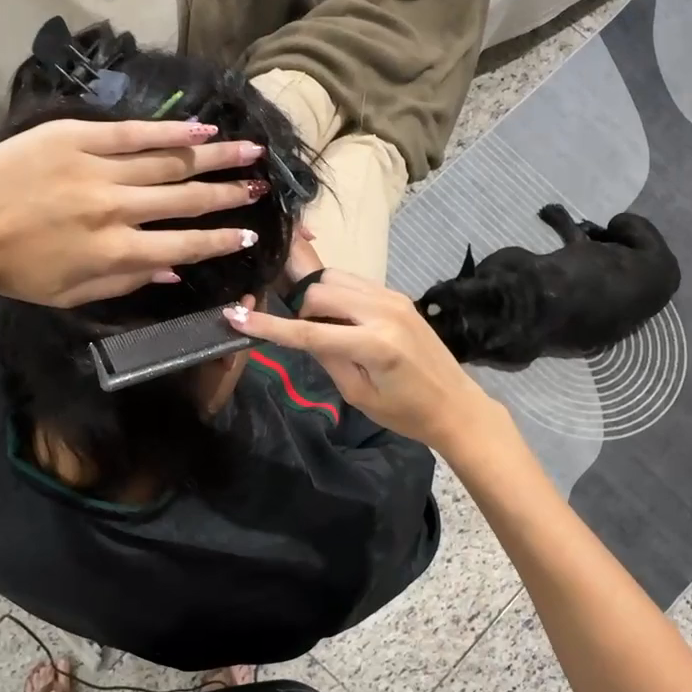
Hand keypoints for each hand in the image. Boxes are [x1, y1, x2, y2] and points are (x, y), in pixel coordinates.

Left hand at [0, 119, 265, 306]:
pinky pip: (131, 133)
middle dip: (227, 194)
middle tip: (260, 186)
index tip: (247, 234)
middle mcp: (116, 209)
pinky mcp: (75, 138)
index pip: (183, 246)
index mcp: (116, 252)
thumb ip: (126, 284)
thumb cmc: (16, 274)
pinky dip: (168, 131)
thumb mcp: (73, 296)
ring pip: (166, 161)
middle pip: (184, 199)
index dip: (219, 241)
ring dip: (212, 158)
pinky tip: (200, 131)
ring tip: (247, 152)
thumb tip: (173, 275)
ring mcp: (96, 169)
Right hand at [230, 237, 498, 448]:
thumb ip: (327, 358)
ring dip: (318, 297)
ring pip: (336, 279)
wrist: (454, 403)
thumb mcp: (358, 395)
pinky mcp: (398, 296)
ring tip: (321, 326)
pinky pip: (355, 283)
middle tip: (298, 331)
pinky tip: (339, 319)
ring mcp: (393, 298)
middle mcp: (383, 312)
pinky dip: (337, 295)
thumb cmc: (404, 413)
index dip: (269, 325)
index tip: (237, 316)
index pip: (308, 331)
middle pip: (320, 291)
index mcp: (374, 345)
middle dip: (300, 308)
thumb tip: (300, 332)